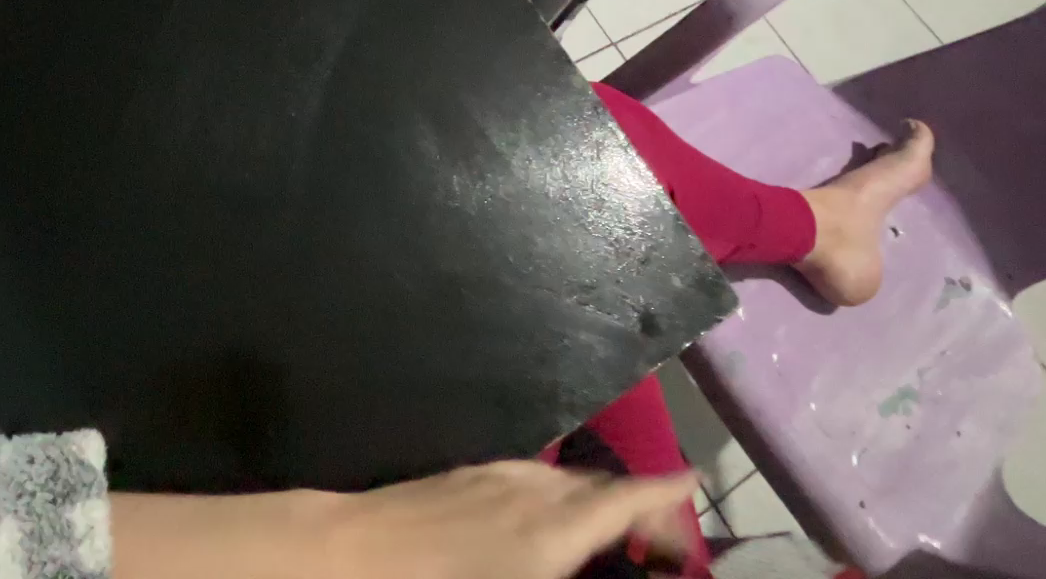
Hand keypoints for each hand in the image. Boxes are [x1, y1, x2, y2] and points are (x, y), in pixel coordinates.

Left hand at [327, 462, 699, 578]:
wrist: (355, 552)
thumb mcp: (525, 576)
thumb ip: (562, 563)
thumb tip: (580, 556)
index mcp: (549, 531)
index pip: (620, 500)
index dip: (660, 491)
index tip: (691, 479)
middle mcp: (527, 492)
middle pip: (595, 485)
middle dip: (633, 501)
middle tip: (657, 535)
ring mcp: (491, 477)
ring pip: (558, 478)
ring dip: (591, 497)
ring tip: (606, 530)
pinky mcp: (462, 476)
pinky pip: (525, 476)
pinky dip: (551, 491)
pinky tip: (539, 515)